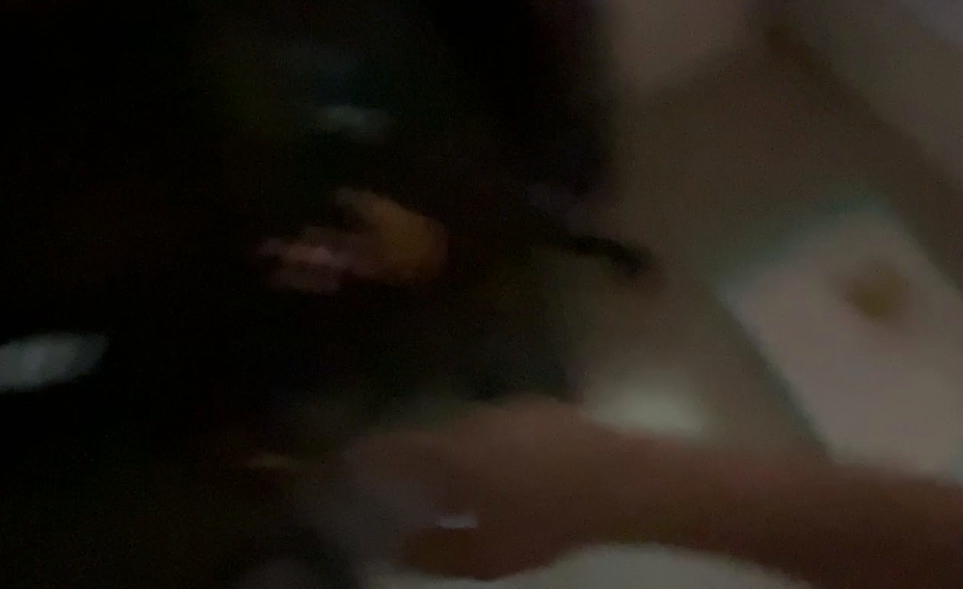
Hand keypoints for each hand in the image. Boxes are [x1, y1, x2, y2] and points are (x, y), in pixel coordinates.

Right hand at [344, 402, 651, 579]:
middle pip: (429, 435)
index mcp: (452, 454)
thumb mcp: (485, 555)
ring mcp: (510, 407)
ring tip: (452, 484)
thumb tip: (398, 544)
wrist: (617, 478)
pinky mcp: (539, 406)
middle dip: (412, 459)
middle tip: (400, 487)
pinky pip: (496, 424)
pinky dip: (485, 443)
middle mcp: (475, 420)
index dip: (365, 455)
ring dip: (452, 450)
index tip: (344, 466)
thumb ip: (434, 550)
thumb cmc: (546, 522)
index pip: (393, 447)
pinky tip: (500, 469)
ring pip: (465, 428)